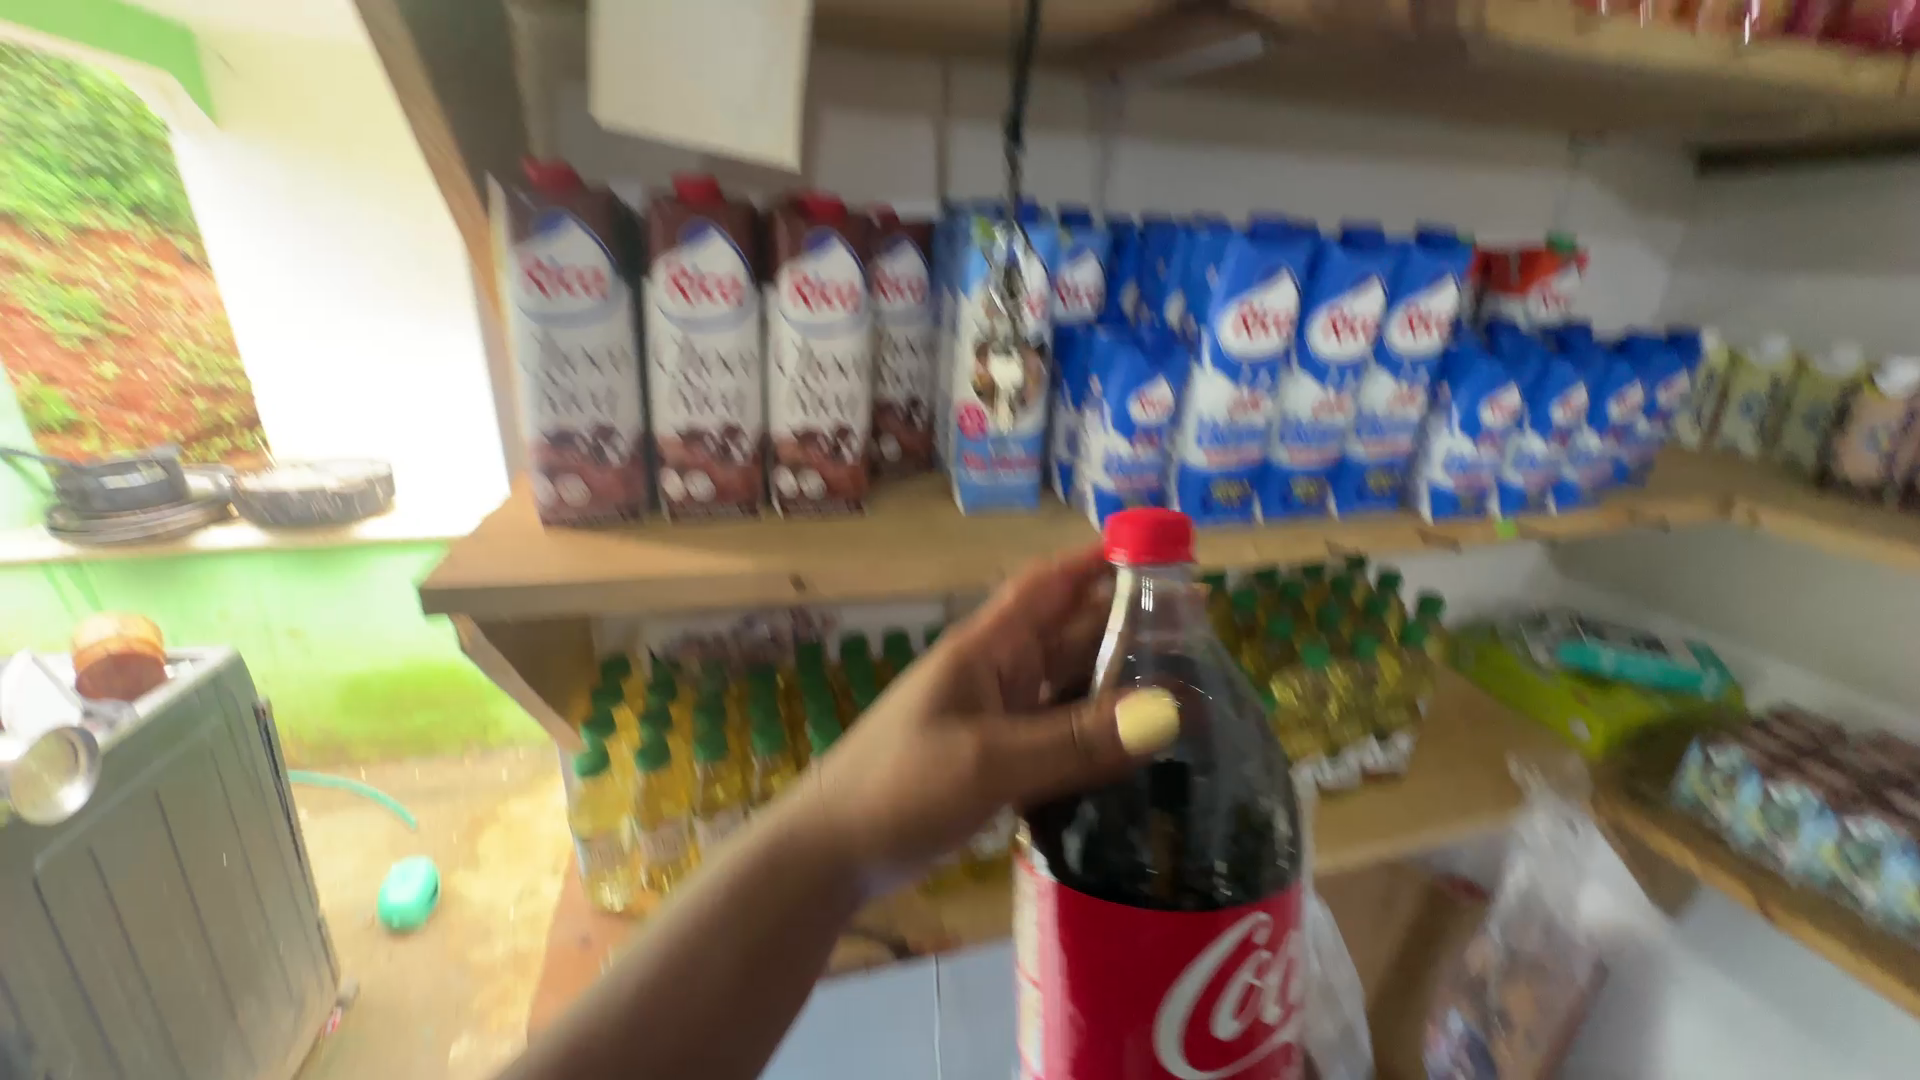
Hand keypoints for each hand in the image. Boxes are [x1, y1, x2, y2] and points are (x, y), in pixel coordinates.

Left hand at [791, 544, 1181, 886]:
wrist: (834, 849)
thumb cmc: (900, 785)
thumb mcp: (989, 760)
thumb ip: (1074, 740)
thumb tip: (1169, 711)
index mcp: (987, 649)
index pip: (1048, 585)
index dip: (1097, 561)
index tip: (1157, 553)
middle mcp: (997, 673)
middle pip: (1069, 633)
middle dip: (1127, 625)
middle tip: (1200, 633)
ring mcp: (997, 717)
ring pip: (1068, 685)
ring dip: (1117, 682)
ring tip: (1187, 687)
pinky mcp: (1000, 758)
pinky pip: (1060, 733)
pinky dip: (1096, 734)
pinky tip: (1136, 748)